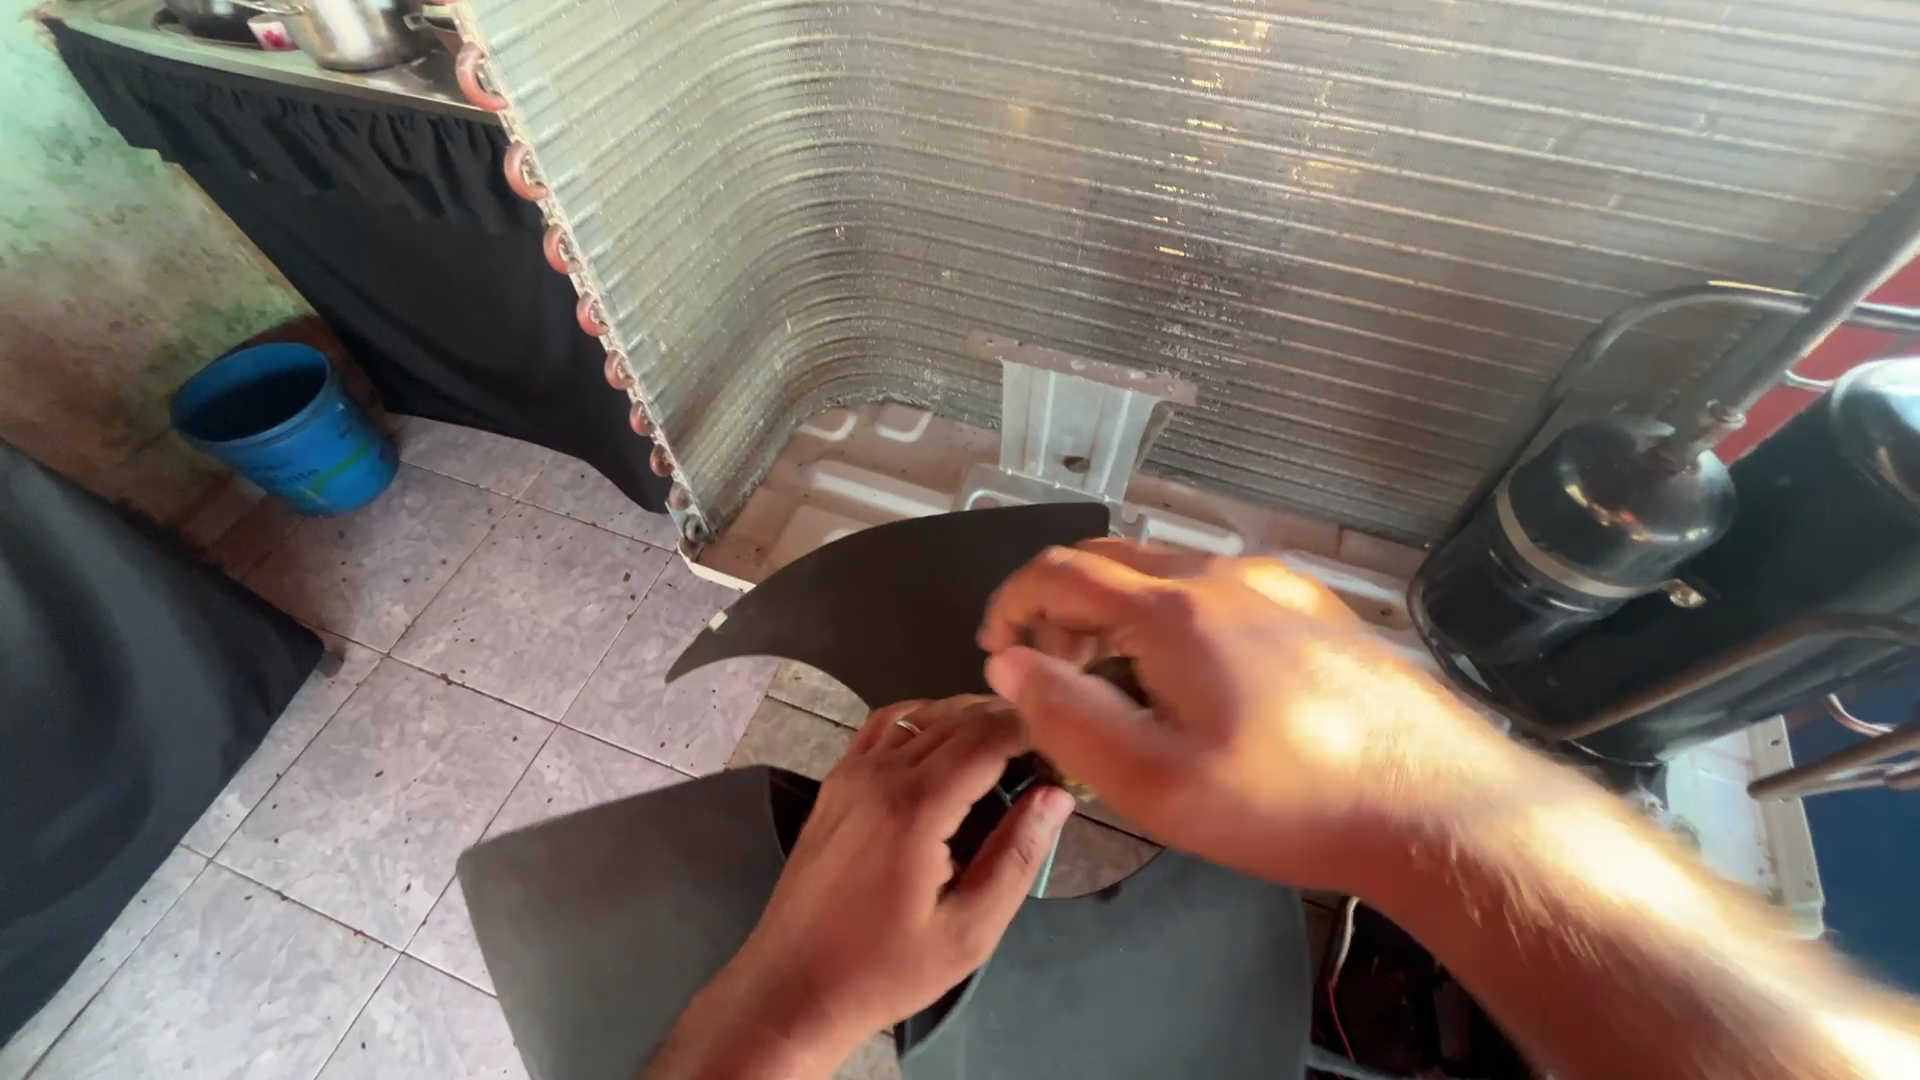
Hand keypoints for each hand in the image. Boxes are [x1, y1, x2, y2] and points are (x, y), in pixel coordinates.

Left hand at [649, 696, 1075, 1078]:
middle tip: (1041, 752)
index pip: (985, 735)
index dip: (1029, 728)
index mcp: (915, 806)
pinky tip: (942, 743)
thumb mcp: (968, 932)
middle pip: (957, 716)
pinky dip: (923, 719)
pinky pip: (886, 724)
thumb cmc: (885, 968)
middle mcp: (881, 772)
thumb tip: (1056, 796)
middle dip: (1005, 721)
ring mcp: (852, 769)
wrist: (792, 985)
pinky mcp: (836, 778)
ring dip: (966, 717)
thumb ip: (1017, 856)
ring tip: (1001, 747)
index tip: (1061, 744)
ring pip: (922, 712)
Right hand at [978, 540, 1507, 893]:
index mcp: (1171, 610)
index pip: (1058, 572)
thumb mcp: (1154, 782)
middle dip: (1058, 606)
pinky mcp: (1309, 603)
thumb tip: (1010, 664)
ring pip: (1161, 570)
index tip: (998, 647)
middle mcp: (1218, 576)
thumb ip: (1066, 715)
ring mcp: (1271, 583)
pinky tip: (1194, 669)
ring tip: (1117, 675)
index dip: (1011, 602)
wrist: (1439, 808)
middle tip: (1052, 669)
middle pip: (1106, 560)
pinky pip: (1213, 586)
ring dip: (1113, 609)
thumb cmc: (1286, 802)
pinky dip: (1168, 612)